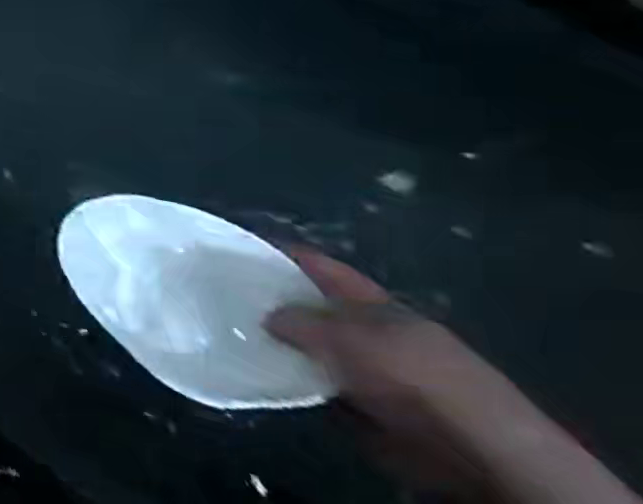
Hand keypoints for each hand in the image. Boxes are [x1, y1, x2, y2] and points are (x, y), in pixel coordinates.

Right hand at [266, 248, 638, 503]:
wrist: (476, 451)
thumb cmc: (413, 375)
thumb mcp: (348, 337)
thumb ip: (300, 321)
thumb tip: (265, 315)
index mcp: (370, 302)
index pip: (317, 266)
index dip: (278, 253)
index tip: (234, 249)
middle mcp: (369, 329)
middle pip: (310, 307)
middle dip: (271, 303)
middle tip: (223, 297)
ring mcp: (369, 369)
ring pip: (310, 348)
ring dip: (279, 347)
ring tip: (231, 336)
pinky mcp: (366, 406)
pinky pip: (317, 386)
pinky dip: (293, 383)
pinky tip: (262, 376)